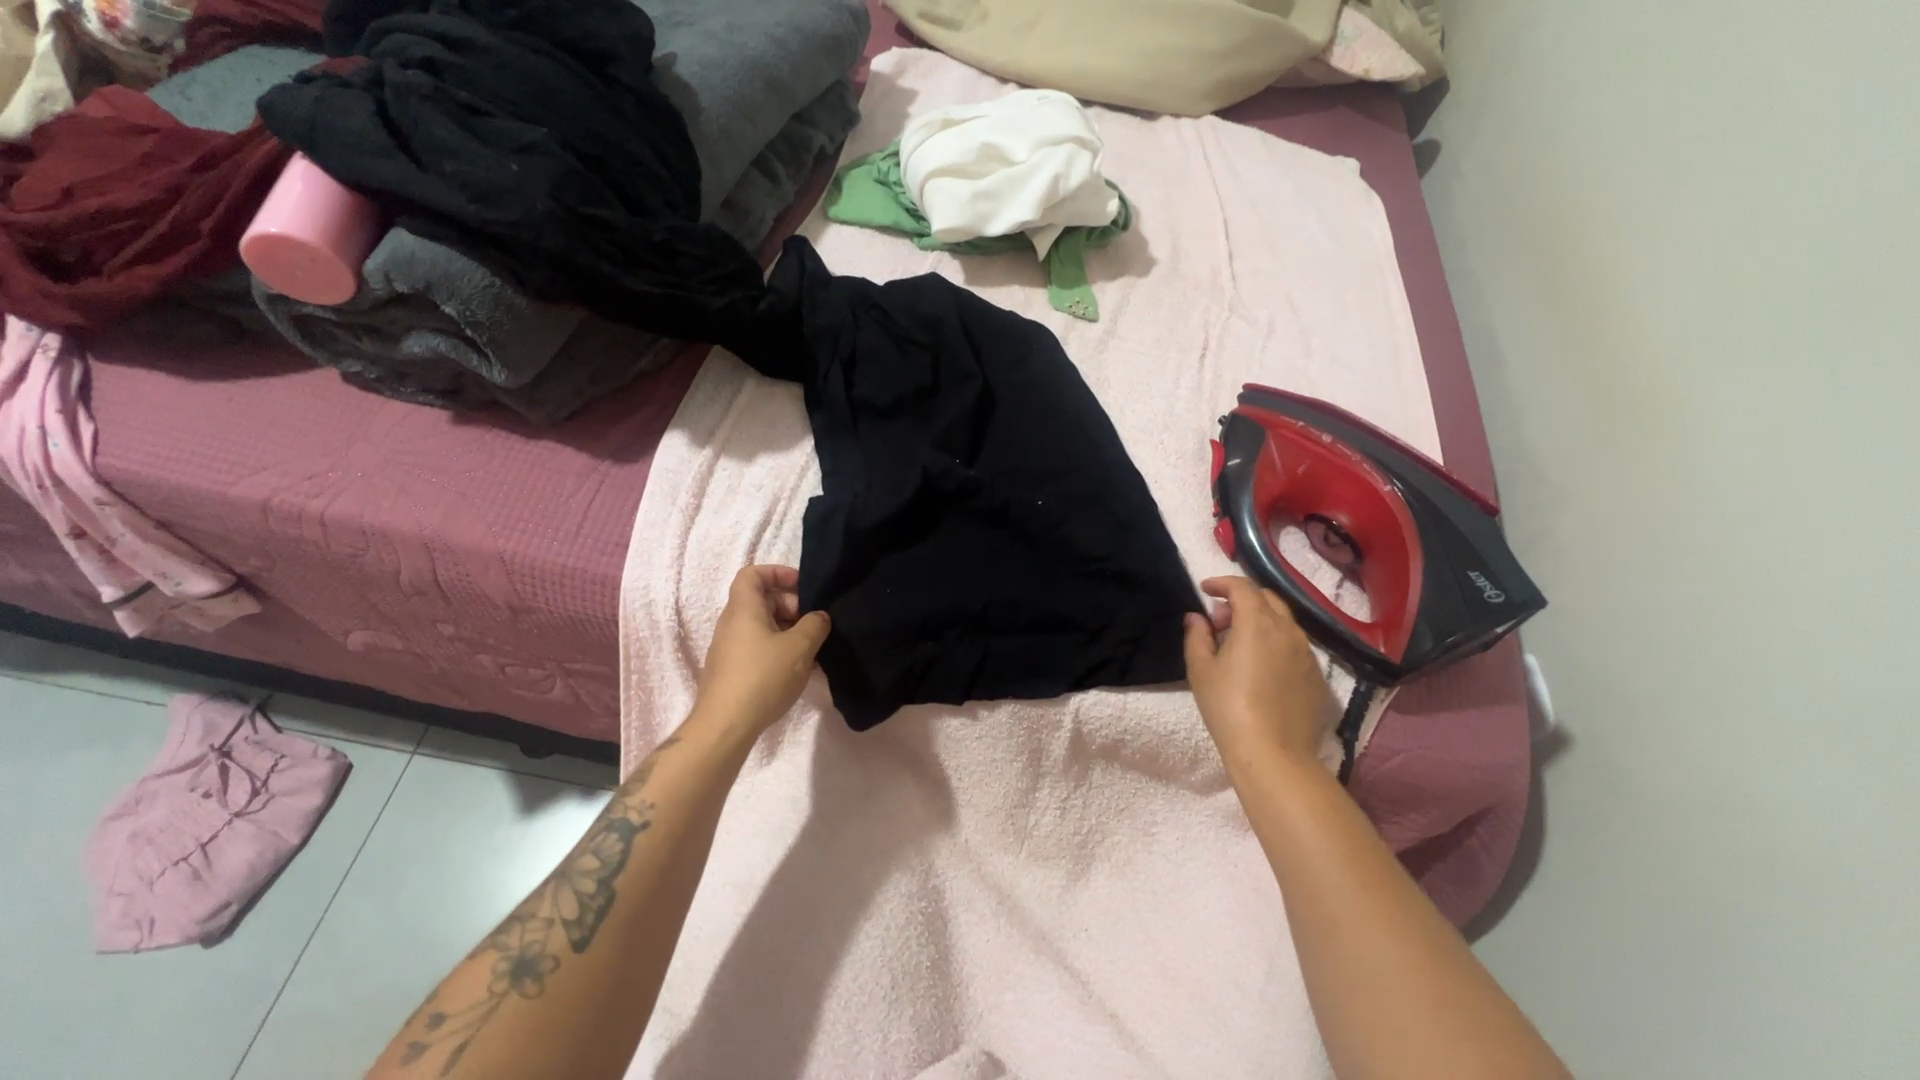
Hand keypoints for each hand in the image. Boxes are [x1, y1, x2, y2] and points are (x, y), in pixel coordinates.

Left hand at [692, 565, 831, 737]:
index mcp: (743, 608)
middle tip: (814, 624)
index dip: (778, 572)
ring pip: (761, 626)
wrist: (725, 725)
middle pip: (761, 600)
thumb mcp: (799, 648)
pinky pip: (758, 648)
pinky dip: (778, 650)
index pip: (753, 573)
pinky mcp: (732, 670)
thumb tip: (819, 617)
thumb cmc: (762, 677)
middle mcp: (731, 623)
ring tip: (812, 650)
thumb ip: (815, 625)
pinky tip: (797, 670)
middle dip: (791, 606)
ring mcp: (729, 648)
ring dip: (788, 631)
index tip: (803, 585)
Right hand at [1184, 576, 1336, 763]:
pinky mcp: (1318, 677)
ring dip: (1260, 622)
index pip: (1242, 587)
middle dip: (1242, 601)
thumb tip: (1197, 617)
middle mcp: (1288, 630)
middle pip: (1267, 599)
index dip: (1222, 583)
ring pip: (1284, 623)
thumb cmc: (1228, 708)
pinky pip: (1295, 647)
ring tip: (1239, 646)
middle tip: (1220, 620)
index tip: (1205, 589)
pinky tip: (1262, 670)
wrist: (1274, 753)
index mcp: (1257, 623)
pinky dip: (1276, 644)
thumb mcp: (1201, 671)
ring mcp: (1308, 653)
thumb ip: (1197, 636)